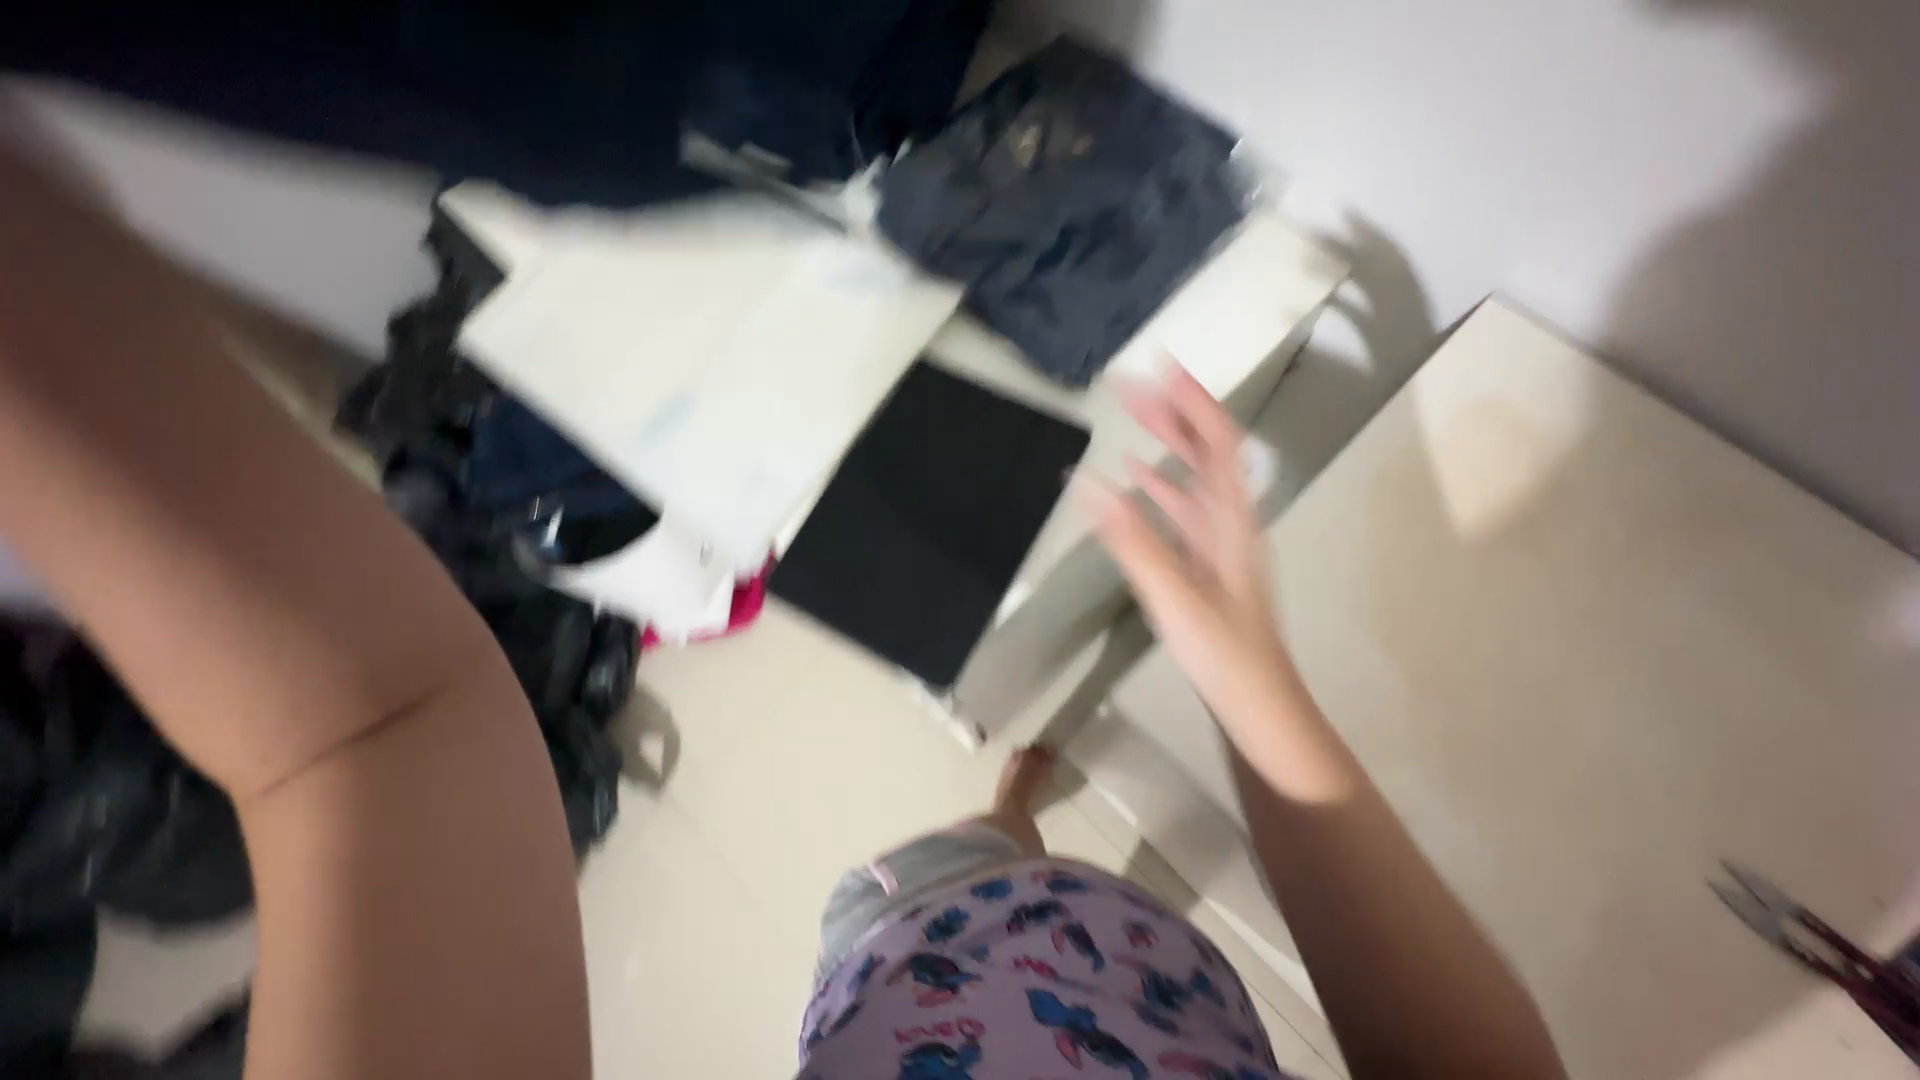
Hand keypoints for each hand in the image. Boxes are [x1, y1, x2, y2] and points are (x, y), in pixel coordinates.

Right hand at [1082, 363, 1297, 734]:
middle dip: (1171, 413)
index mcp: (1232, 519)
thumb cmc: (1224, 652)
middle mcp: (1230, 521)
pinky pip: (1181, 510)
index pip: (1218, 442)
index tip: (1161, 366)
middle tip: (1130, 384)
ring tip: (1130, 416)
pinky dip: (1157, 486)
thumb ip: (1130, 539)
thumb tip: (1084, 483)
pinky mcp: (1205, 564)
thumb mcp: (1173, 595)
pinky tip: (1133, 480)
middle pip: (1206, 452)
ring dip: (1164, 443)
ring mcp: (1219, 543)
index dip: (1193, 400)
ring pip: (1192, 478)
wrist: (1258, 704)